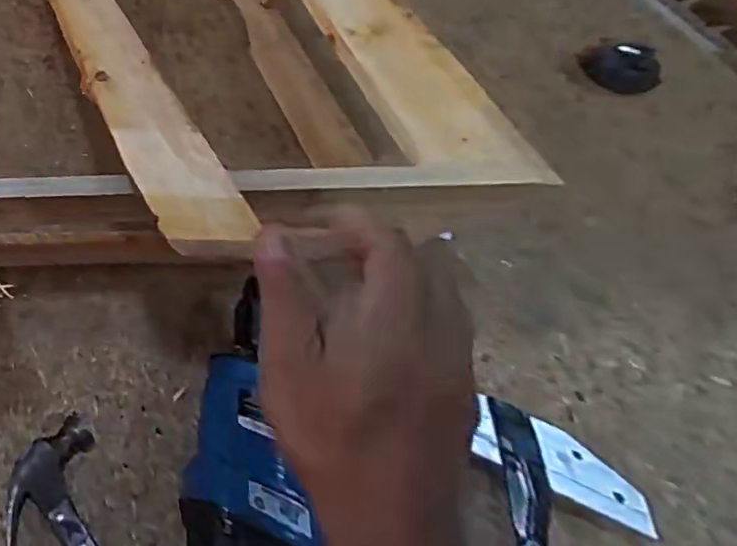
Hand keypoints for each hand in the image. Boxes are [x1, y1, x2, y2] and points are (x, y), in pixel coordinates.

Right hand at [254, 209, 474, 545]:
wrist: (390, 522)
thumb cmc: (327, 436)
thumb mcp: (286, 363)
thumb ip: (283, 294)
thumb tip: (274, 234)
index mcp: (394, 323)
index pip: (390, 244)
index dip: (353, 221)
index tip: (314, 223)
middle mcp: (439, 336)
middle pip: (425, 261)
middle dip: (376, 242)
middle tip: (328, 250)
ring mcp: (458, 366)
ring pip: (444, 292)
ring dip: (400, 272)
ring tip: (350, 283)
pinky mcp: (462, 391)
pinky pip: (448, 323)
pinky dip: (414, 303)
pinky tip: (376, 330)